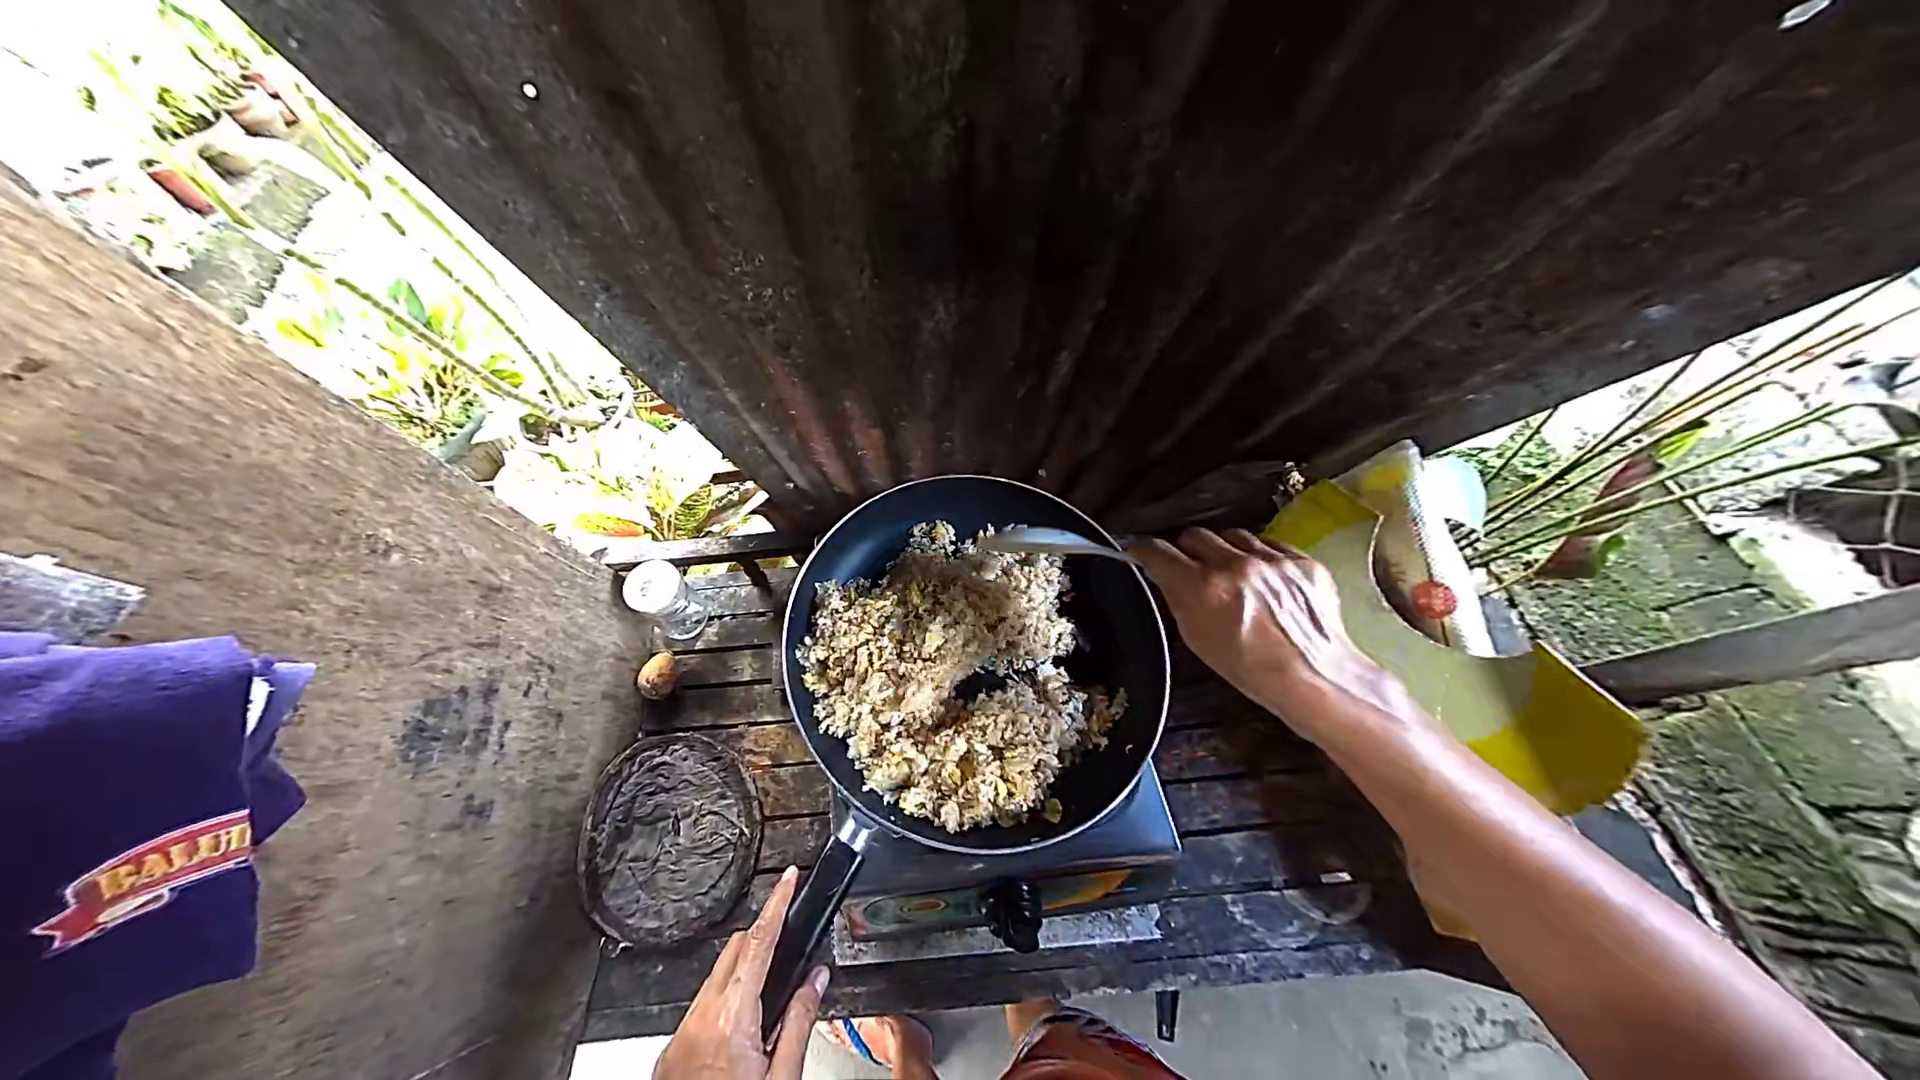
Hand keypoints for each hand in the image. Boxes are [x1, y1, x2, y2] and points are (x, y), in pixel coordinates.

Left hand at [654, 867, 827, 1079]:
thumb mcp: (783, 1078)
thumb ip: (801, 1019)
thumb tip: (816, 977)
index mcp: (733, 1017)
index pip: (760, 941)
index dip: (777, 903)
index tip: (788, 878)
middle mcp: (700, 1017)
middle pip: (736, 950)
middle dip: (763, 937)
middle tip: (790, 944)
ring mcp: (681, 1034)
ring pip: (717, 977)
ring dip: (744, 973)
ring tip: (770, 1006)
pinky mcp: (671, 1051)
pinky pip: (702, 1005)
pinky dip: (726, 1000)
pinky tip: (743, 1033)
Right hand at [1129, 528, 1414, 733]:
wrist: (1313, 678)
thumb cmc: (1251, 667)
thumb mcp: (1195, 637)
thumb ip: (1176, 597)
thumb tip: (1163, 573)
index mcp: (1203, 588)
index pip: (1157, 550)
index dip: (1143, 550)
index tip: (1139, 550)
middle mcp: (1236, 566)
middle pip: (1194, 535)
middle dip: (1187, 550)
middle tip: (1191, 568)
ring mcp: (1272, 561)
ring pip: (1232, 535)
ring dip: (1224, 550)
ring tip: (1231, 575)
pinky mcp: (1301, 561)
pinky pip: (1268, 543)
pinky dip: (1259, 556)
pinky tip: (1261, 579)